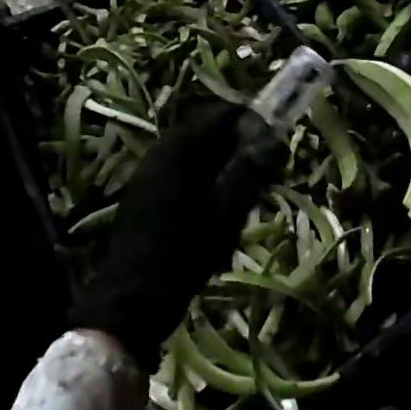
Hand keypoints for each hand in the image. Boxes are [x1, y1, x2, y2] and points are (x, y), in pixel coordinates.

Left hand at [68, 101, 284, 369]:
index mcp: (181, 147)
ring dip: (224, 160)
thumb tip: (276, 139)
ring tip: (247, 187)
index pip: (223, 112)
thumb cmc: (186, 250)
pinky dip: (206, 176)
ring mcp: (149, 171)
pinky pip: (182, 170)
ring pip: (196, 152)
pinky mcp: (144, 193)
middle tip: (267, 166)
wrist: (133, 297)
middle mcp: (161, 150)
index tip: (276, 139)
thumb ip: (253, 170)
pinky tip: (219, 204)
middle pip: (208, 130)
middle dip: (240, 141)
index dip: (253, 120)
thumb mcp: (229, 210)